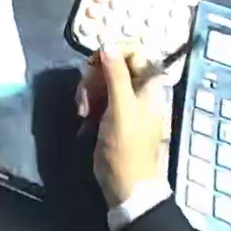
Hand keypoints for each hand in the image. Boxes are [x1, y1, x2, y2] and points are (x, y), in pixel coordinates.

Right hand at [76, 48, 169, 205]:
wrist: (125, 185)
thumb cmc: (127, 147)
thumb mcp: (122, 108)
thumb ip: (116, 75)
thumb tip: (107, 44)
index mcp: (149, 86)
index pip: (135, 52)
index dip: (115, 52)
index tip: (95, 61)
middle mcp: (138, 90)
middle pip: (114, 64)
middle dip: (95, 74)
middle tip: (85, 90)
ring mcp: (123, 101)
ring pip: (102, 78)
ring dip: (88, 88)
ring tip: (82, 108)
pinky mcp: (110, 112)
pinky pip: (96, 93)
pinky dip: (87, 99)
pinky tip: (82, 114)